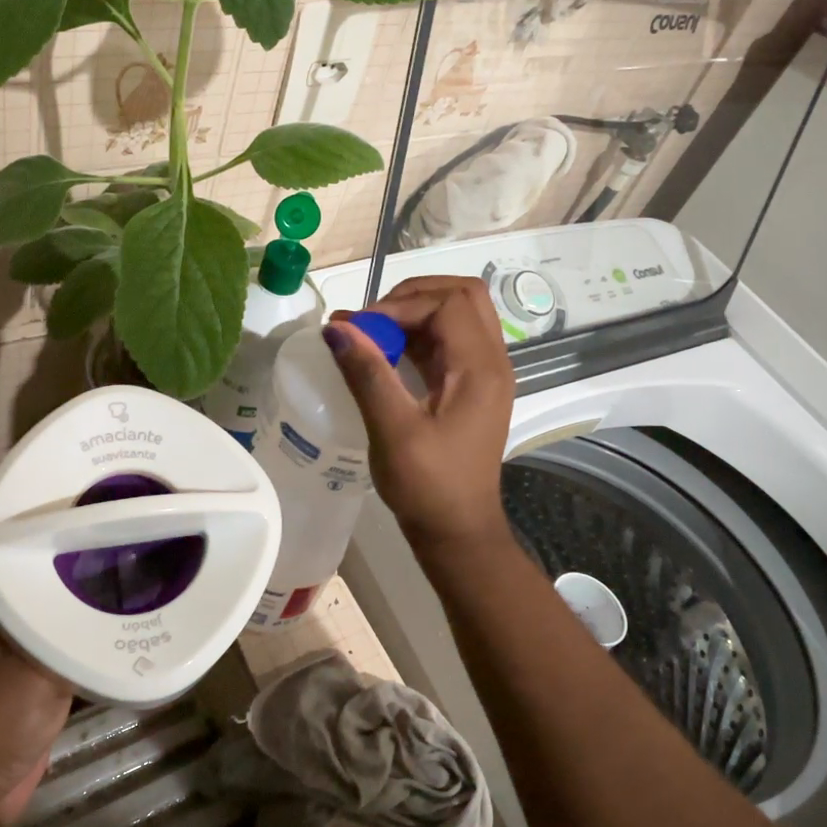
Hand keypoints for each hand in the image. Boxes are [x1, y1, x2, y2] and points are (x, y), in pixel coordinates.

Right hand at [325, 276, 515, 551]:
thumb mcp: (393, 430)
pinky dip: (417, 333)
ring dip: (413, 312)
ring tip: (371, 331)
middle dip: (411, 296)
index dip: (399, 306)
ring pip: (456, 313)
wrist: (458, 532)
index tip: (358, 329)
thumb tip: (335, 327)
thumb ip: (367, 374)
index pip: (446, 303)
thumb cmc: (429, 486)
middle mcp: (491, 361)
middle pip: (462, 295)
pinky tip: (384, 351)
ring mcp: (483, 373)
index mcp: (481, 368)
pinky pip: (448, 338)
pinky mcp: (469, 385)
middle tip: (370, 319)